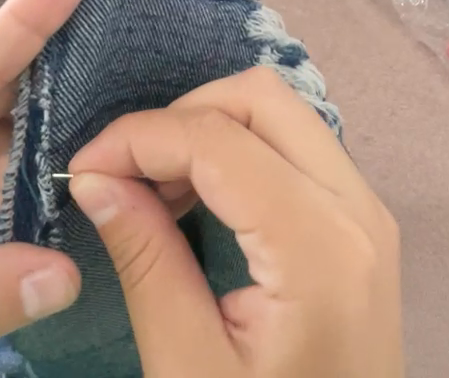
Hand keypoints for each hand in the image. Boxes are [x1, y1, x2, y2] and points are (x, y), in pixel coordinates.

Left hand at [0, 0, 94, 377]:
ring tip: (81, 186)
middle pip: (5, 89)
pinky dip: (36, 195)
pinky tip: (55, 212)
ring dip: (48, 160)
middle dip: (60, 78)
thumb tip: (67, 273)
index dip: (27, 16)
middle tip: (124, 62)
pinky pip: (14, 177)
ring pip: (19, 136)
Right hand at [66, 68, 403, 376]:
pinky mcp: (360, 217)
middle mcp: (357, 205)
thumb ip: (146, 261)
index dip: (140, 137)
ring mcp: (366, 207)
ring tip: (153, 184)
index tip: (82, 169)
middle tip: (124, 171)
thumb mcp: (189, 367)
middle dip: (180, 115)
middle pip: (260, 97)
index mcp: (319, 247)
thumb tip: (94, 178)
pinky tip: (198, 191)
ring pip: (280, 109)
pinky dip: (238, 144)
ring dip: (208, 125)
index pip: (219, 139)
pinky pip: (295, 141)